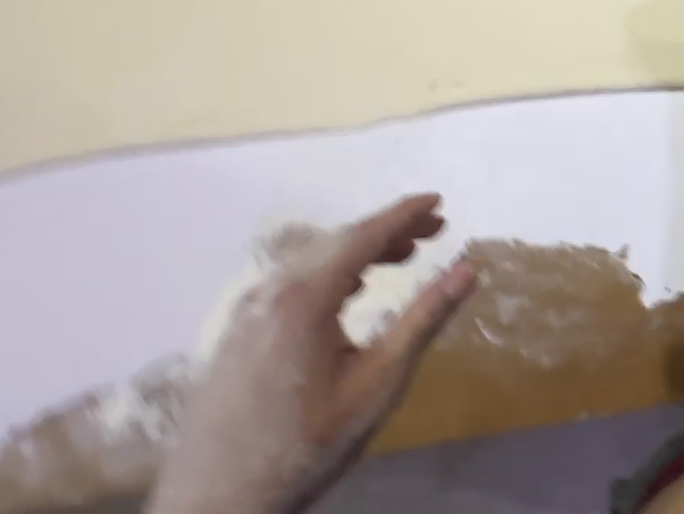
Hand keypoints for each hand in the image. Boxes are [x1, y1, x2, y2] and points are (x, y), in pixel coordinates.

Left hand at [147, 194, 477, 513]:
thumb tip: (469, 269)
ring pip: (312, 259)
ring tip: (402, 258)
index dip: (404, 214)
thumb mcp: (379, 383)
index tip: (439, 200)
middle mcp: (271, 292)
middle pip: (337, 241)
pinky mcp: (236, 334)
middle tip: (434, 231)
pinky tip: (350, 290)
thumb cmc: (308, 446)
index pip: (363, 235)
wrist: (214, 510)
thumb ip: (423, 319)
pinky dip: (331, 270)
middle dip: (389, 230)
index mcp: (305, 297)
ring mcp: (247, 313)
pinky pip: (291, 280)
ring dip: (360, 251)